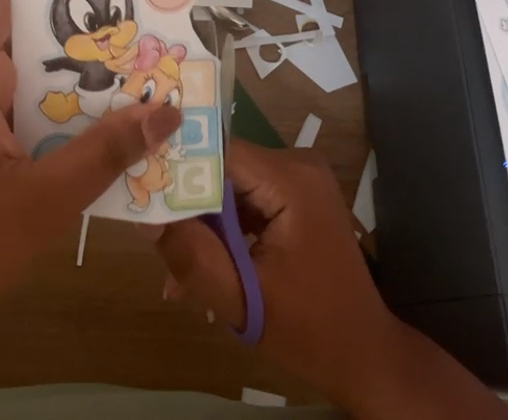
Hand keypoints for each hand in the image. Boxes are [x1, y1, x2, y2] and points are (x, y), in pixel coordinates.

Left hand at [0, 0, 181, 351]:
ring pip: (24, 74)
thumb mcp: (43, 201)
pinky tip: (105, 128)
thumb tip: (167, 111)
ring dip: (76, 75)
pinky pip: (20, 111)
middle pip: (19, 29)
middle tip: (142, 28)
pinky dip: (60, 111)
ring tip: (138, 73)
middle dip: (80, 27)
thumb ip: (105, 153)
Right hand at [152, 141, 504, 419]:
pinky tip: (209, 267)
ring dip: (206, 225)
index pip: (218, 153)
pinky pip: (248, 199)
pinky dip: (227, 230)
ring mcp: (301, 179)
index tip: (143, 199)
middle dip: (189, 207)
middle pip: (223, 168)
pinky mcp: (299, 197)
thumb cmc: (308, 328)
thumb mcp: (240, 296)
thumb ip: (192, 254)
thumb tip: (148, 215)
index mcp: (291, 179)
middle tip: (159, 245)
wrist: (363, 353)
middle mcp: (298, 164)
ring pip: (231, 185)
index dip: (177, 172)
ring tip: (180, 271)